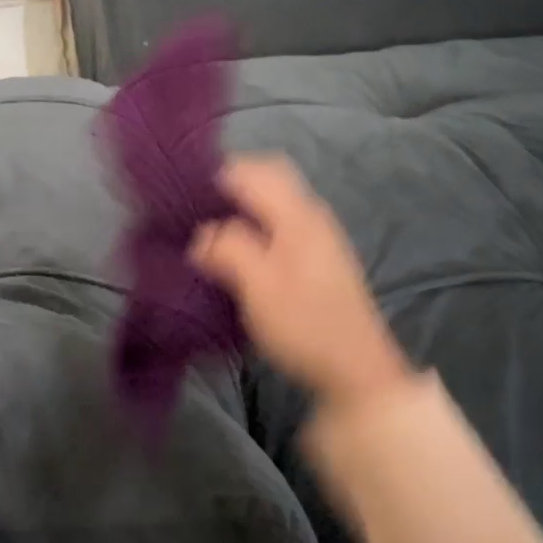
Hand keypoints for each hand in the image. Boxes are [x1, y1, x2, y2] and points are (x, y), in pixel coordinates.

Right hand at [190, 156, 411, 407]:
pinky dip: (255, 226)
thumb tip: (201, 235)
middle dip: (231, 186)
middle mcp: (311, 216)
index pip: (254, 170)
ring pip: (274, 201)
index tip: (185, 196)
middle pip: (268, 177)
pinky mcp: (318, 259)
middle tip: (198, 210)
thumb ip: (226, 249)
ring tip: (210, 232)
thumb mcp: (258, 287)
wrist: (357, 372)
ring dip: (242, 207)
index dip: (217, 175)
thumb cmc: (305, 325)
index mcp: (298, 216)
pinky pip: (279, 223)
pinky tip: (237, 253)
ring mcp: (319, 237)